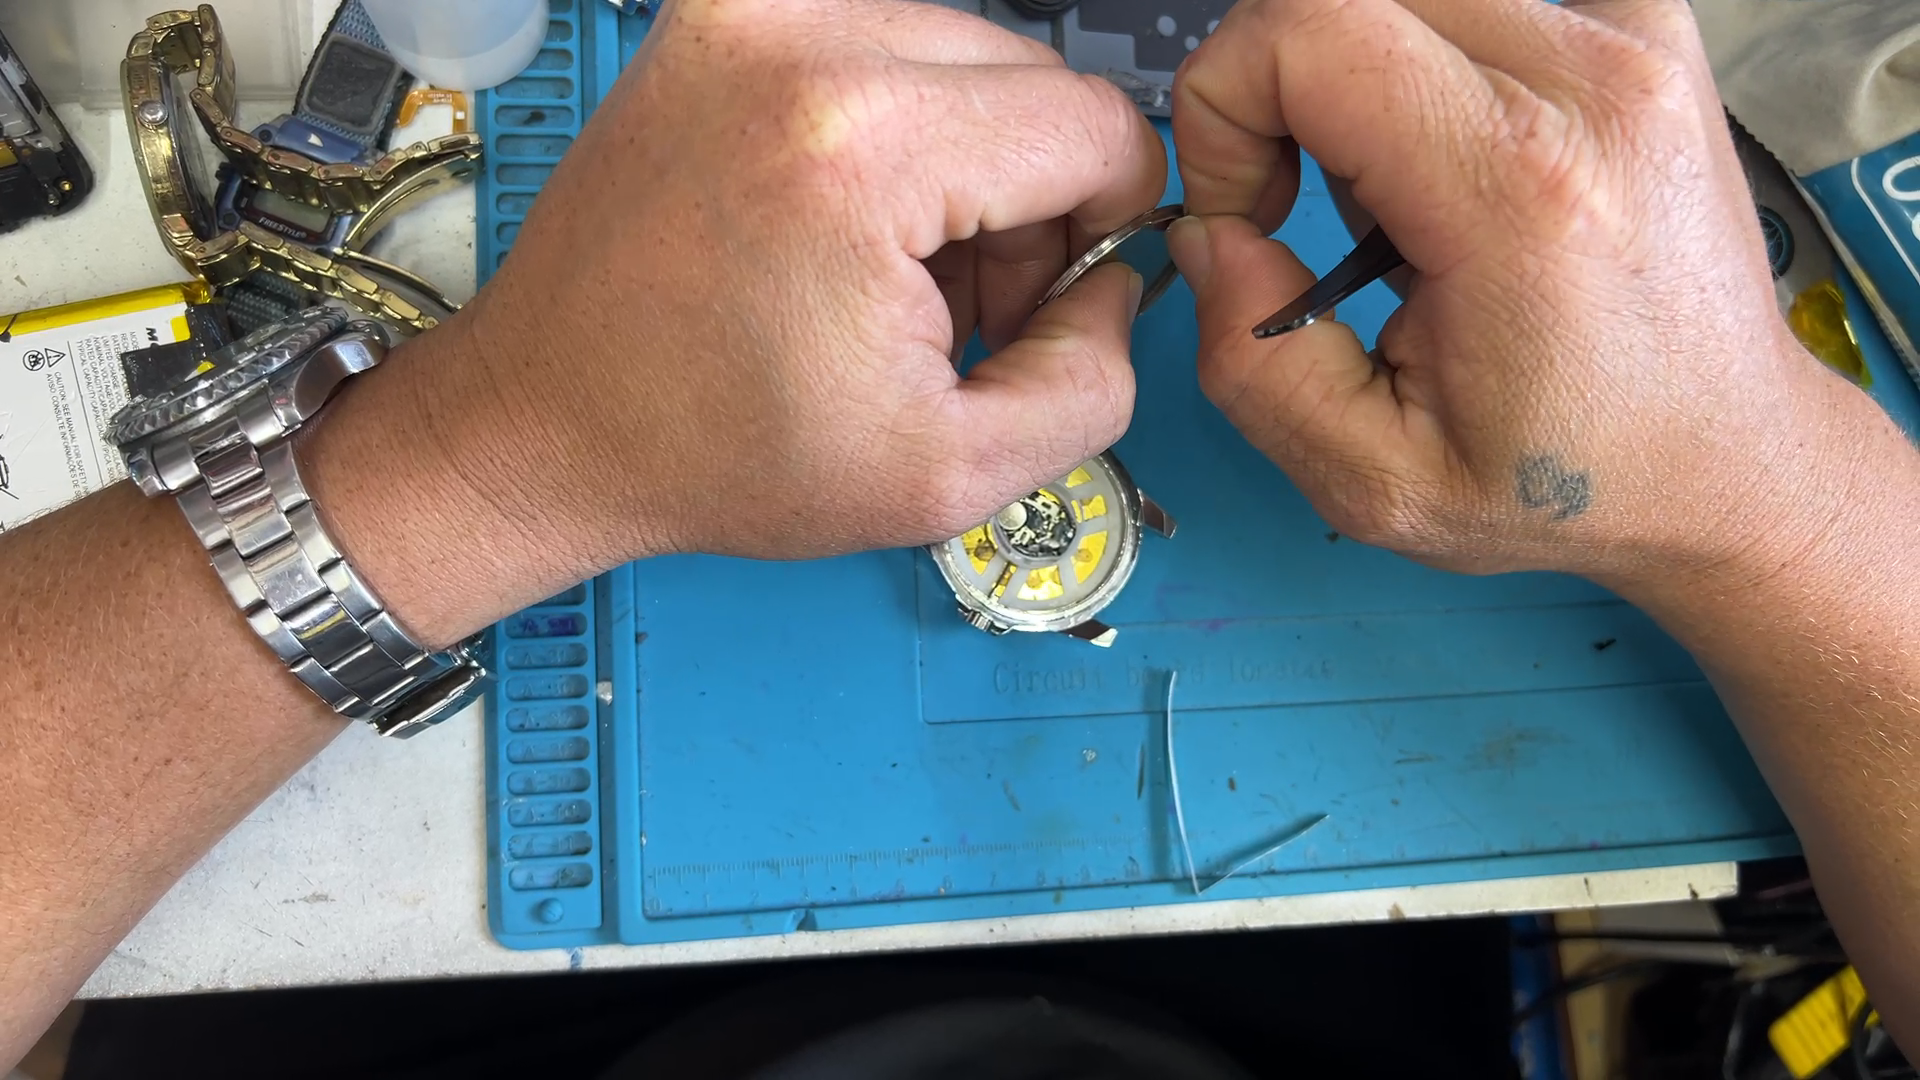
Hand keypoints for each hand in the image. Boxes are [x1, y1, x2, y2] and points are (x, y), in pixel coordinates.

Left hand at [435, 0, 1162, 569]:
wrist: (553, 430)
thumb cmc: (728, 463)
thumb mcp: (949, 477)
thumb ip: (1086, 386)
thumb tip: (1112, 287)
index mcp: (860, 148)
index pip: (1095, 127)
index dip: (1109, 229)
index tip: (1048, 314)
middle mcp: (799, 36)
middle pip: (1034, 90)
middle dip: (1035, 213)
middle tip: (961, 320)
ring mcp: (746, 13)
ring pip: (966, 72)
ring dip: (970, 185)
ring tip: (898, 292)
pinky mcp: (718, 27)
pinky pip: (886, 66)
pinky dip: (905, 153)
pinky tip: (854, 242)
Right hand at [1165, 0, 1862, 583]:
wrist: (1719, 460)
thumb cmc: (1547, 484)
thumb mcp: (1366, 478)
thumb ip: (1252, 364)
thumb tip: (1206, 237)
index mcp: (1514, 191)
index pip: (1308, 33)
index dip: (1220, 114)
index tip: (1238, 220)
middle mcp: (1589, 71)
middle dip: (1257, 95)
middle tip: (1276, 210)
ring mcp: (1627, 27)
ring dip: (1324, 92)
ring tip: (1363, 210)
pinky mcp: (1630, 25)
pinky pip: (1444, 7)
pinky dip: (1387, 77)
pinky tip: (1418, 174)